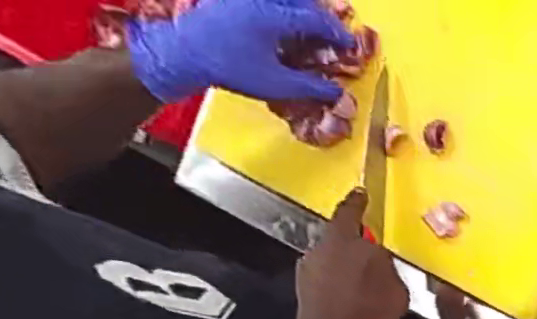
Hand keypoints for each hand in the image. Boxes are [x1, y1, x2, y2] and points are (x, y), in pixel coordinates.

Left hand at [127, 0, 355, 103]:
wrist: (185, 51)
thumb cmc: (232, 68)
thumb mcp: (277, 84)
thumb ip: (311, 87)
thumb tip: (336, 91)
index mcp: (275, 16)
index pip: (316, 20)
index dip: (337, 33)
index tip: (350, 44)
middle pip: (300, 0)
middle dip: (321, 14)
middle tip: (333, 32)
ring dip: (301, 7)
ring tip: (310, 24)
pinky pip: (267, 1)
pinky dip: (282, 7)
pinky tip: (283, 22)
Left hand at [296, 189, 408, 318]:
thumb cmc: (371, 307)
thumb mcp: (397, 287)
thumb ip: (387, 268)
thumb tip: (380, 263)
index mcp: (346, 237)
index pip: (351, 210)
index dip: (358, 203)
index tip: (360, 194)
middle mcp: (322, 246)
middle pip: (338, 237)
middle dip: (352, 243)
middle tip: (366, 253)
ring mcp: (308, 268)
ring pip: (329, 260)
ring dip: (342, 268)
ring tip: (358, 285)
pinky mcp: (302, 290)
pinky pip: (323, 282)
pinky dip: (334, 287)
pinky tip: (346, 302)